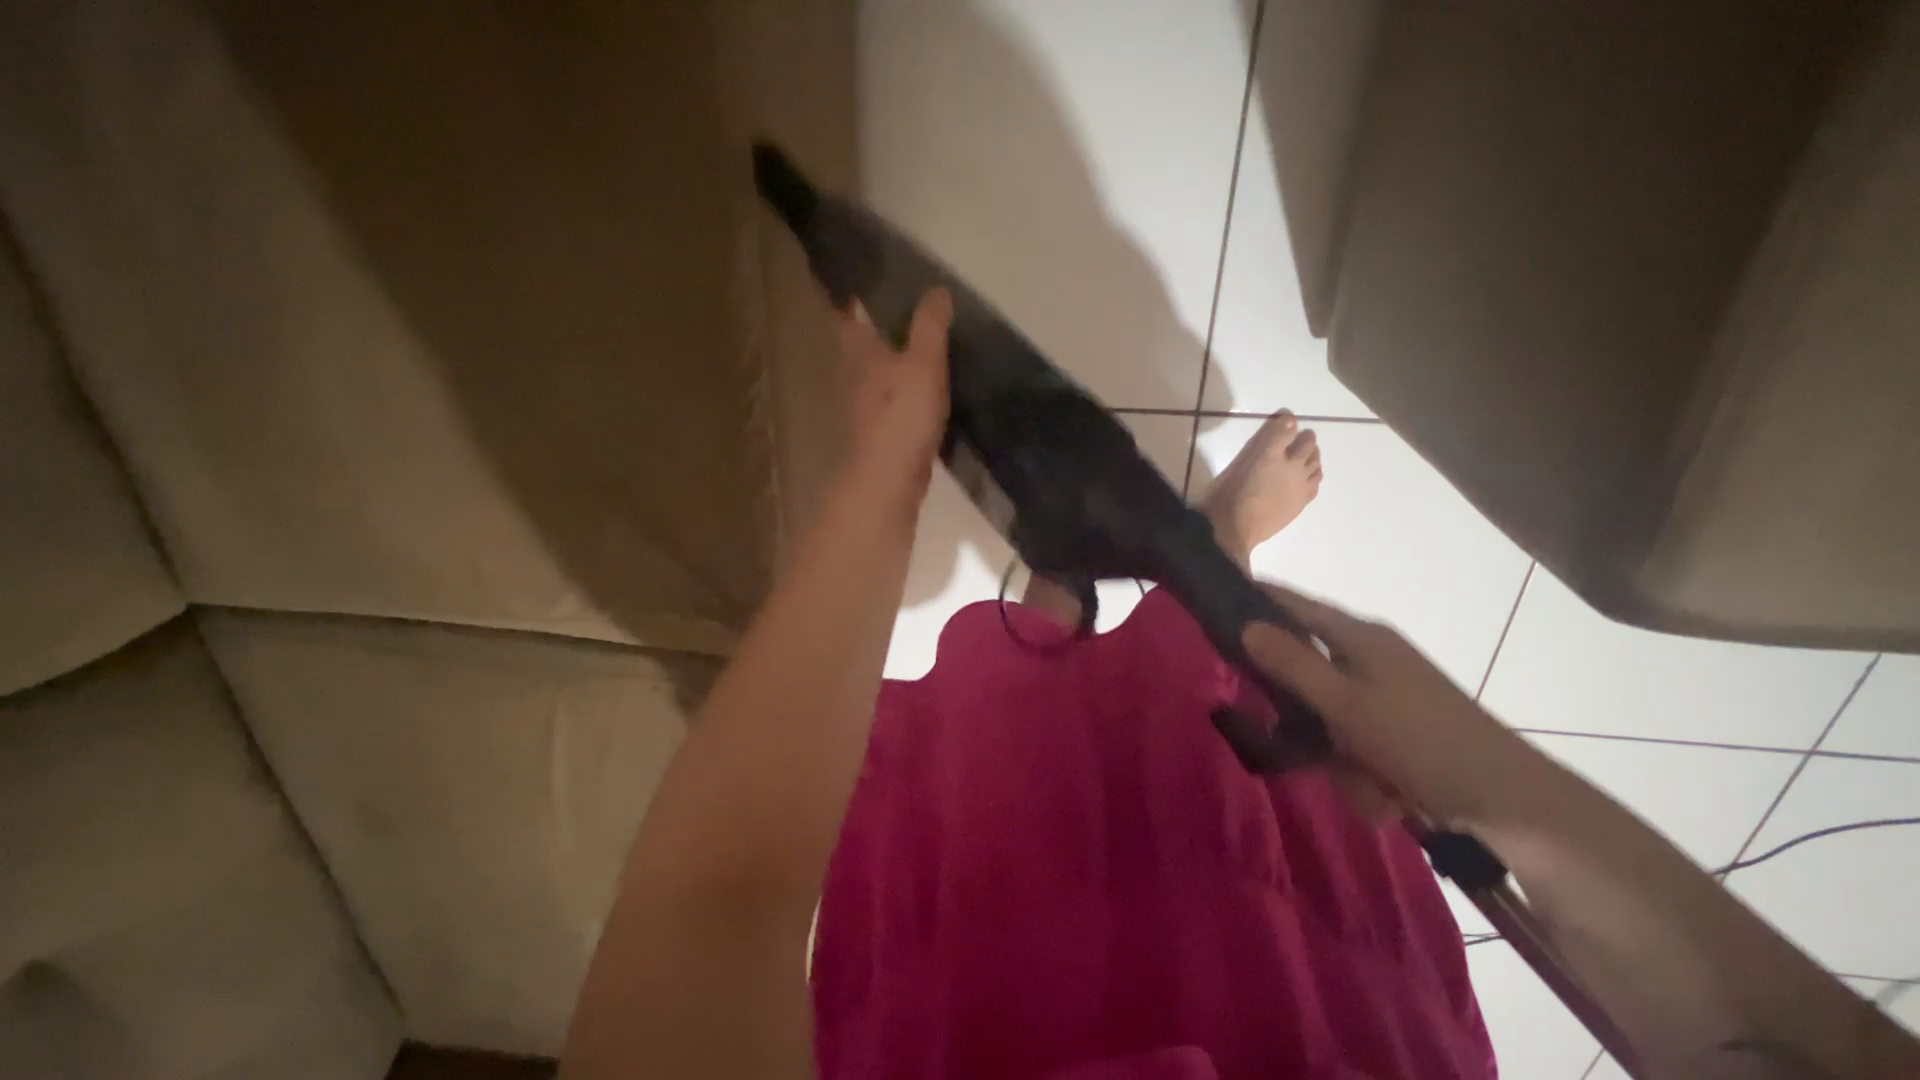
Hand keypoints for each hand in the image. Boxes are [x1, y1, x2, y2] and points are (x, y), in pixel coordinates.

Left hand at [838, 288, 952, 493]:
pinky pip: (897, 401)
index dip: (850, 297)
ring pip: (880, 373)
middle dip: (877, 328)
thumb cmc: (901, 416)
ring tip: (922, 343)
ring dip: (895, 360)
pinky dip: (909, 391)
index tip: (858, 278)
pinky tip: (929, 389)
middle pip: (863, 344)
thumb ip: (930, 326)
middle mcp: (857, 376)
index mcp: (861, 353)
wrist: (890, 480)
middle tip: (904, 307)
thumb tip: (936, 289)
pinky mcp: (886, 432)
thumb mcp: (923, 362)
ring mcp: (870, 407)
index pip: (847, 315)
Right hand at [1243, 584, 1519, 824]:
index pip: (1294, 603)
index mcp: (1360, 638)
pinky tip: (1389, 797)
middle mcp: (1370, 661)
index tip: (1213, 609)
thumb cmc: (1421, 740)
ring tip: (1369, 784)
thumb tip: (1245, 624)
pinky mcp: (1398, 736)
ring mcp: (1386, 700)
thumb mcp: (1346, 703)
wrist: (1507, 801)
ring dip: (1339, 762)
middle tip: (1294, 743)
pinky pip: (1355, 751)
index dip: (1255, 601)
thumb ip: (1292, 664)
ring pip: (1327, 723)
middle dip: (1300, 720)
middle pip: (1303, 675)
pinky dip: (1365, 778)